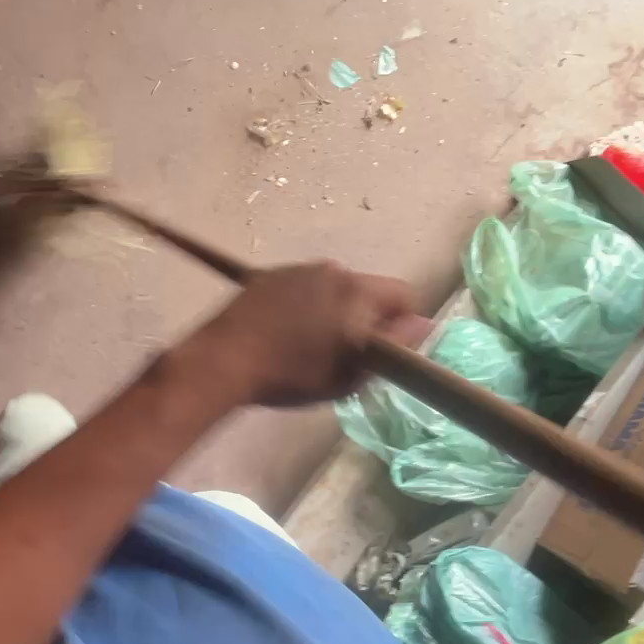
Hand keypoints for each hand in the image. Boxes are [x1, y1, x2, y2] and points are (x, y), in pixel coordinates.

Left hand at [176, 261, 419, 407]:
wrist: (222, 360)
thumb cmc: (290, 374)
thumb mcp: (349, 374)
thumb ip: (392, 347)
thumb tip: (421, 326)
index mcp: (356, 291)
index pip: (404, 294)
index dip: (404, 323)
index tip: (386, 351)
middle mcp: (331, 270)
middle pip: (367, 290)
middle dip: (366, 317)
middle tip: (346, 353)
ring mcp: (296, 269)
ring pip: (333, 288)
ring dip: (333, 310)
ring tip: (309, 345)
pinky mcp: (268, 274)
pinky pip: (302, 287)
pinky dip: (303, 305)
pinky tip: (284, 332)